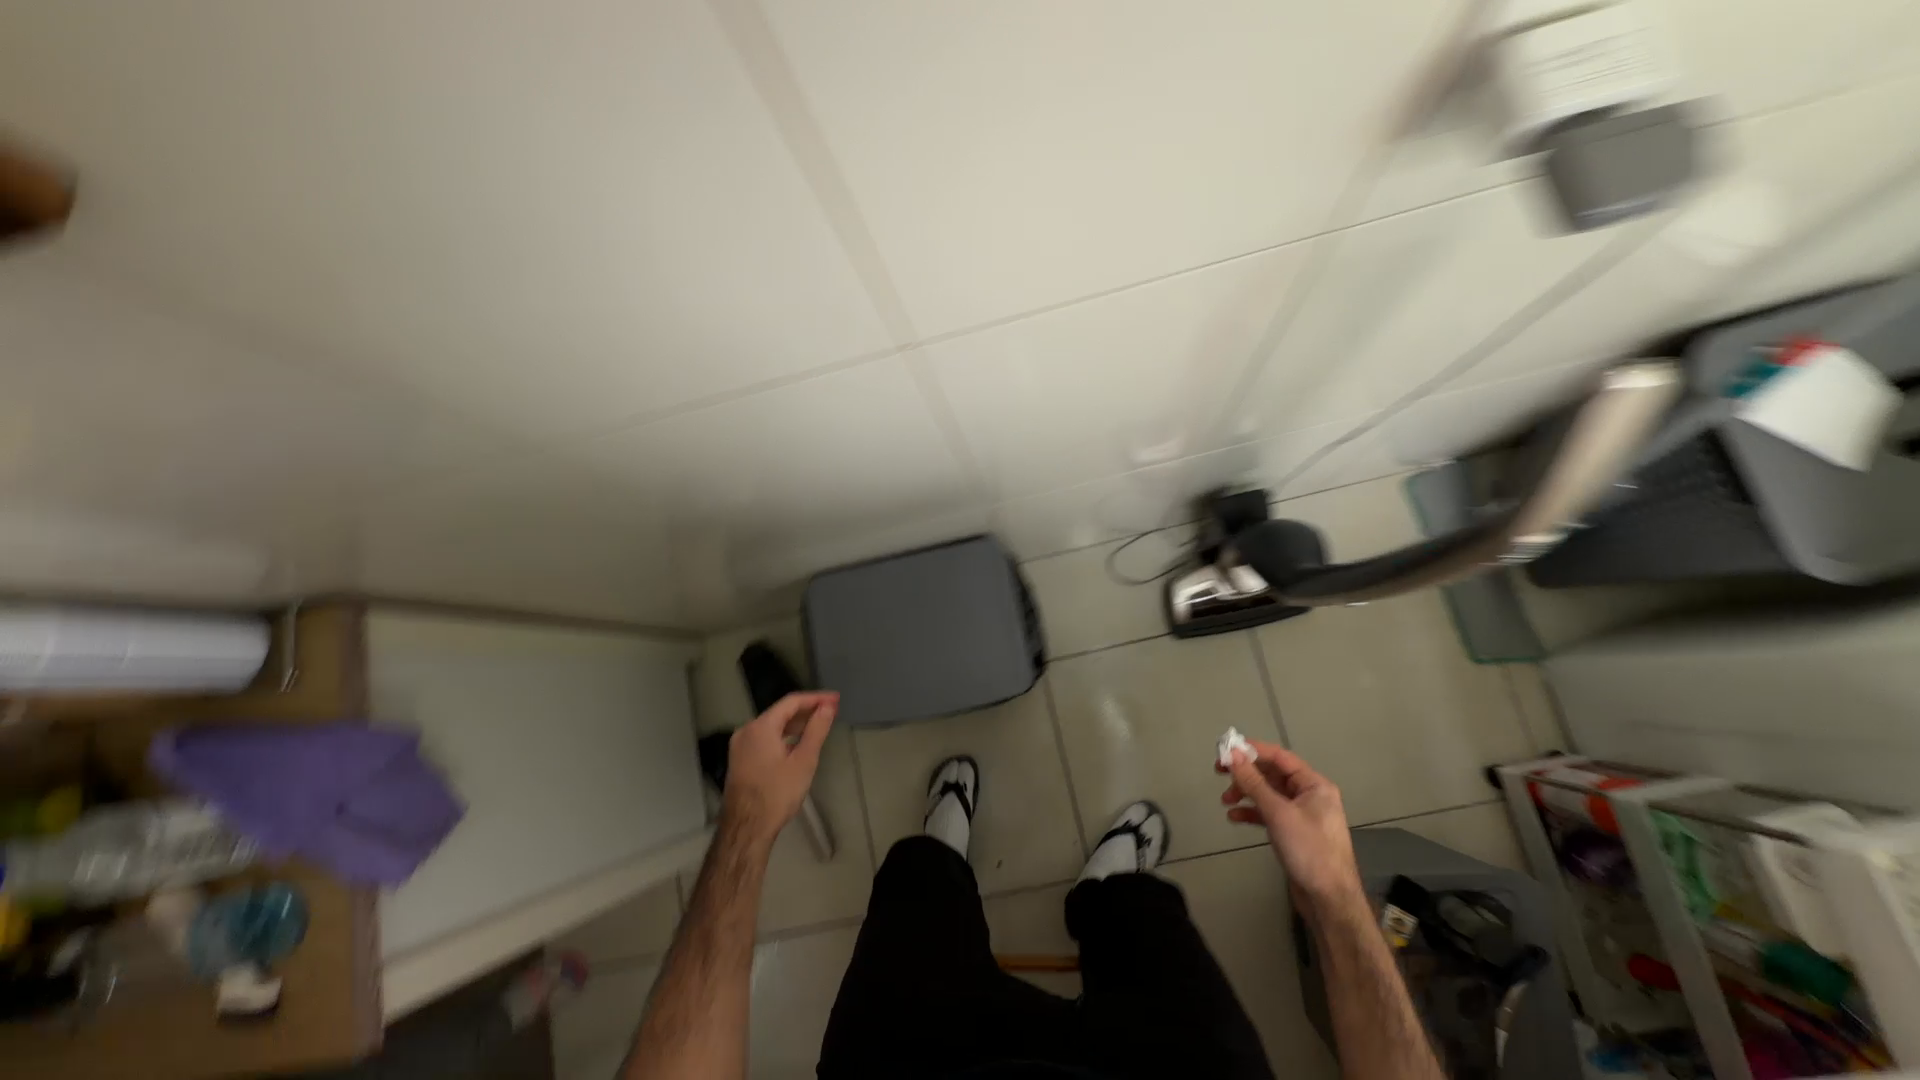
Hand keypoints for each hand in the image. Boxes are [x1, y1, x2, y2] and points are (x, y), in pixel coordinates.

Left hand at [722, 691, 837, 843]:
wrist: (747, 828)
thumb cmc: (777, 793)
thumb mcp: (803, 761)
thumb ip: (816, 730)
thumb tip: (827, 706)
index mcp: (761, 727)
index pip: (791, 702)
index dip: (815, 698)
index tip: (836, 699)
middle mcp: (747, 731)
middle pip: (780, 713)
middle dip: (807, 710)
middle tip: (831, 711)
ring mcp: (740, 746)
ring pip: (772, 727)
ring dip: (795, 724)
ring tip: (819, 725)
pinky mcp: (740, 760)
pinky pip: (765, 739)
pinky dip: (783, 737)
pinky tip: (797, 744)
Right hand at [1218, 739, 1363, 918]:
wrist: (1329, 898)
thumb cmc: (1309, 850)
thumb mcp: (1279, 813)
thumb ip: (1254, 783)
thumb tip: (1234, 755)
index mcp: (1314, 785)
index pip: (1280, 757)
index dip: (1253, 750)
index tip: (1226, 749)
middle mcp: (1309, 795)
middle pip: (1272, 774)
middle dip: (1246, 774)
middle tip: (1219, 773)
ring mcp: (1301, 814)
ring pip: (1268, 794)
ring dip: (1246, 794)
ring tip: (1225, 800)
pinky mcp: (1293, 832)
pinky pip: (1269, 813)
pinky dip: (1252, 812)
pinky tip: (1235, 817)